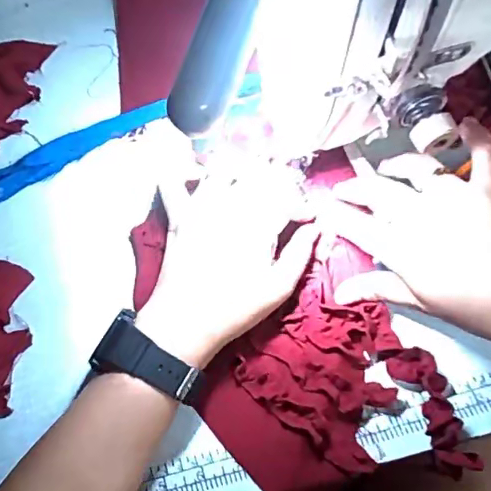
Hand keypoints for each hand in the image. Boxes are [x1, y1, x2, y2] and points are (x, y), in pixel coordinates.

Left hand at [135, 142, 317, 368]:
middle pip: (258, 172)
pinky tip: (194, 177)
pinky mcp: (179, 216)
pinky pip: (176, 183)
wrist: (184, 322)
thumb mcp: (279, 288)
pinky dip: (185, 175)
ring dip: (241, 169)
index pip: (288, 195)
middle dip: (276, 179)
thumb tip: (315, 230)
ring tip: (251, 182)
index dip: (302, 204)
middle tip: (284, 196)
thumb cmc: (235, 309)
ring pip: (223, 168)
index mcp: (259, 222)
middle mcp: (230, 206)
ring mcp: (201, 207)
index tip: (307, 218)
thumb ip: (301, 253)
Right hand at [314, 122, 490, 365]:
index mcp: (404, 248)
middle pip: (378, 189)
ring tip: (390, 167)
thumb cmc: (490, 312)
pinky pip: (480, 149)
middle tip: (345, 188)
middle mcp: (423, 213)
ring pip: (418, 166)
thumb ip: (387, 288)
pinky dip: (472, 134)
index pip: (357, 224)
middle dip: (355, 186)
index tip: (320, 206)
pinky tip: (465, 124)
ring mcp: (459, 192)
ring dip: (400, 164)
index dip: (335, 214)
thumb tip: (343, 289)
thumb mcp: (432, 305)